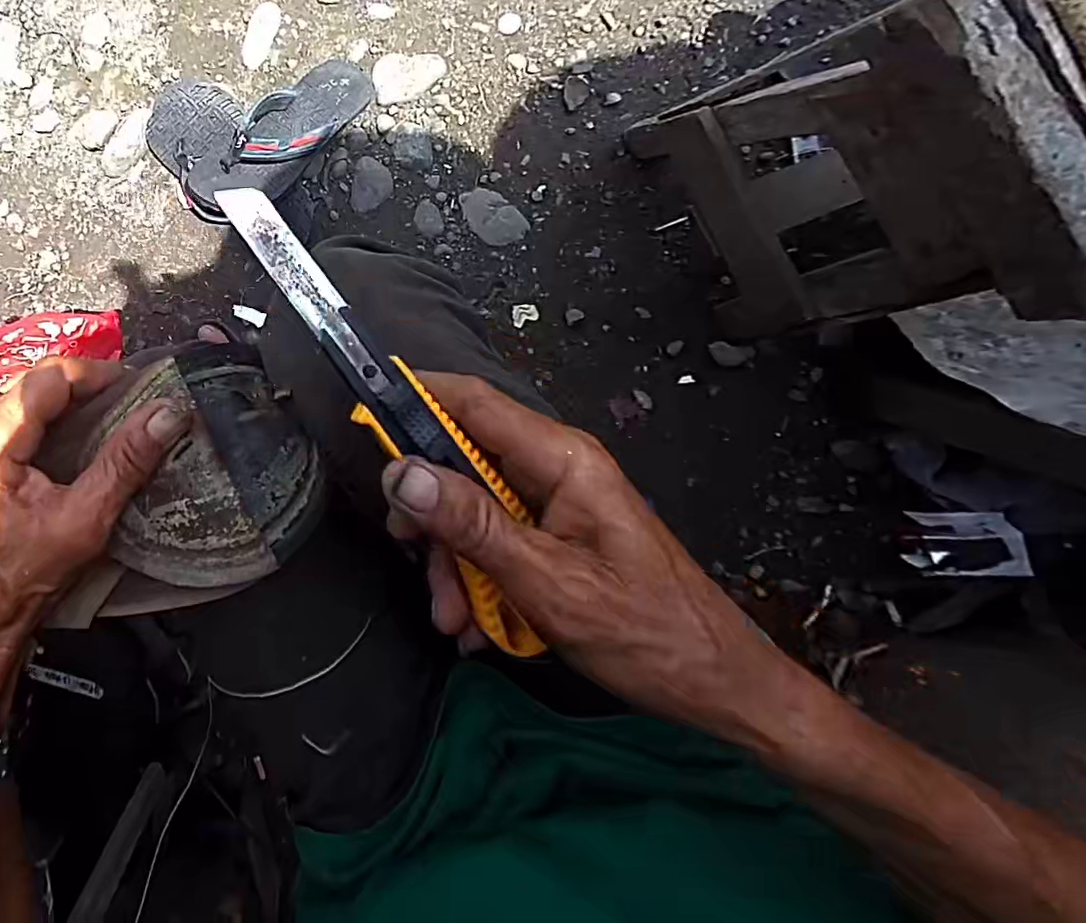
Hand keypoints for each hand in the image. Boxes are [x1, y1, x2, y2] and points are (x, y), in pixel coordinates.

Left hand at [0, 358, 189, 759]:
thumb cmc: (19, 581)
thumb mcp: (84, 522)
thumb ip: (125, 462)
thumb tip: (166, 415)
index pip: (46, 378)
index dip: (95, 374)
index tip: (131, 385)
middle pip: (31, 384)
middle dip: (82, 387)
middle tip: (123, 401)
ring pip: (17, 398)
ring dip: (62, 403)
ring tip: (102, 417)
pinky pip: (4, 418)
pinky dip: (41, 420)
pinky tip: (66, 441)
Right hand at [379, 372, 823, 752]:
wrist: (719, 688)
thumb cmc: (648, 634)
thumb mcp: (548, 582)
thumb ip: (471, 525)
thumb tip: (402, 474)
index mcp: (561, 459)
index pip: (473, 402)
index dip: (417, 397)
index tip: (366, 413)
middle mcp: (550, 469)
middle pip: (459, 462)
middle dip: (430, 513)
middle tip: (411, 552)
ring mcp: (548, 502)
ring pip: (466, 508)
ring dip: (450, 560)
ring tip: (455, 617)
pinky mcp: (546, 534)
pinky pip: (488, 539)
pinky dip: (473, 577)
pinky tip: (478, 622)